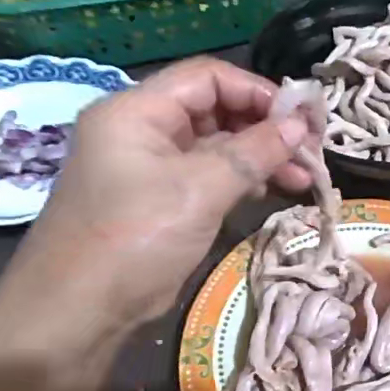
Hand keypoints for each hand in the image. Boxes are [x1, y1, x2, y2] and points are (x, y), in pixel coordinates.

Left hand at [0, 58, 312, 360]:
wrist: (79, 313)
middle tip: (311, 148)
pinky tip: (276, 189)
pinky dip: (244, 179)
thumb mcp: (201, 188)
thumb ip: (255, 151)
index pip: (207, 78)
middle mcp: (142, 130)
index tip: (302, 117)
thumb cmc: (136, 237)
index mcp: (137, 111)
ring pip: (218, 145)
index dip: (259, 91)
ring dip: (262, 156)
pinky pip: (210, 175)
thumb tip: (301, 125)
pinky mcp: (163, 199)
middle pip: (215, 109)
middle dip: (266, 127)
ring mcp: (152, 167)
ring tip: (304, 176)